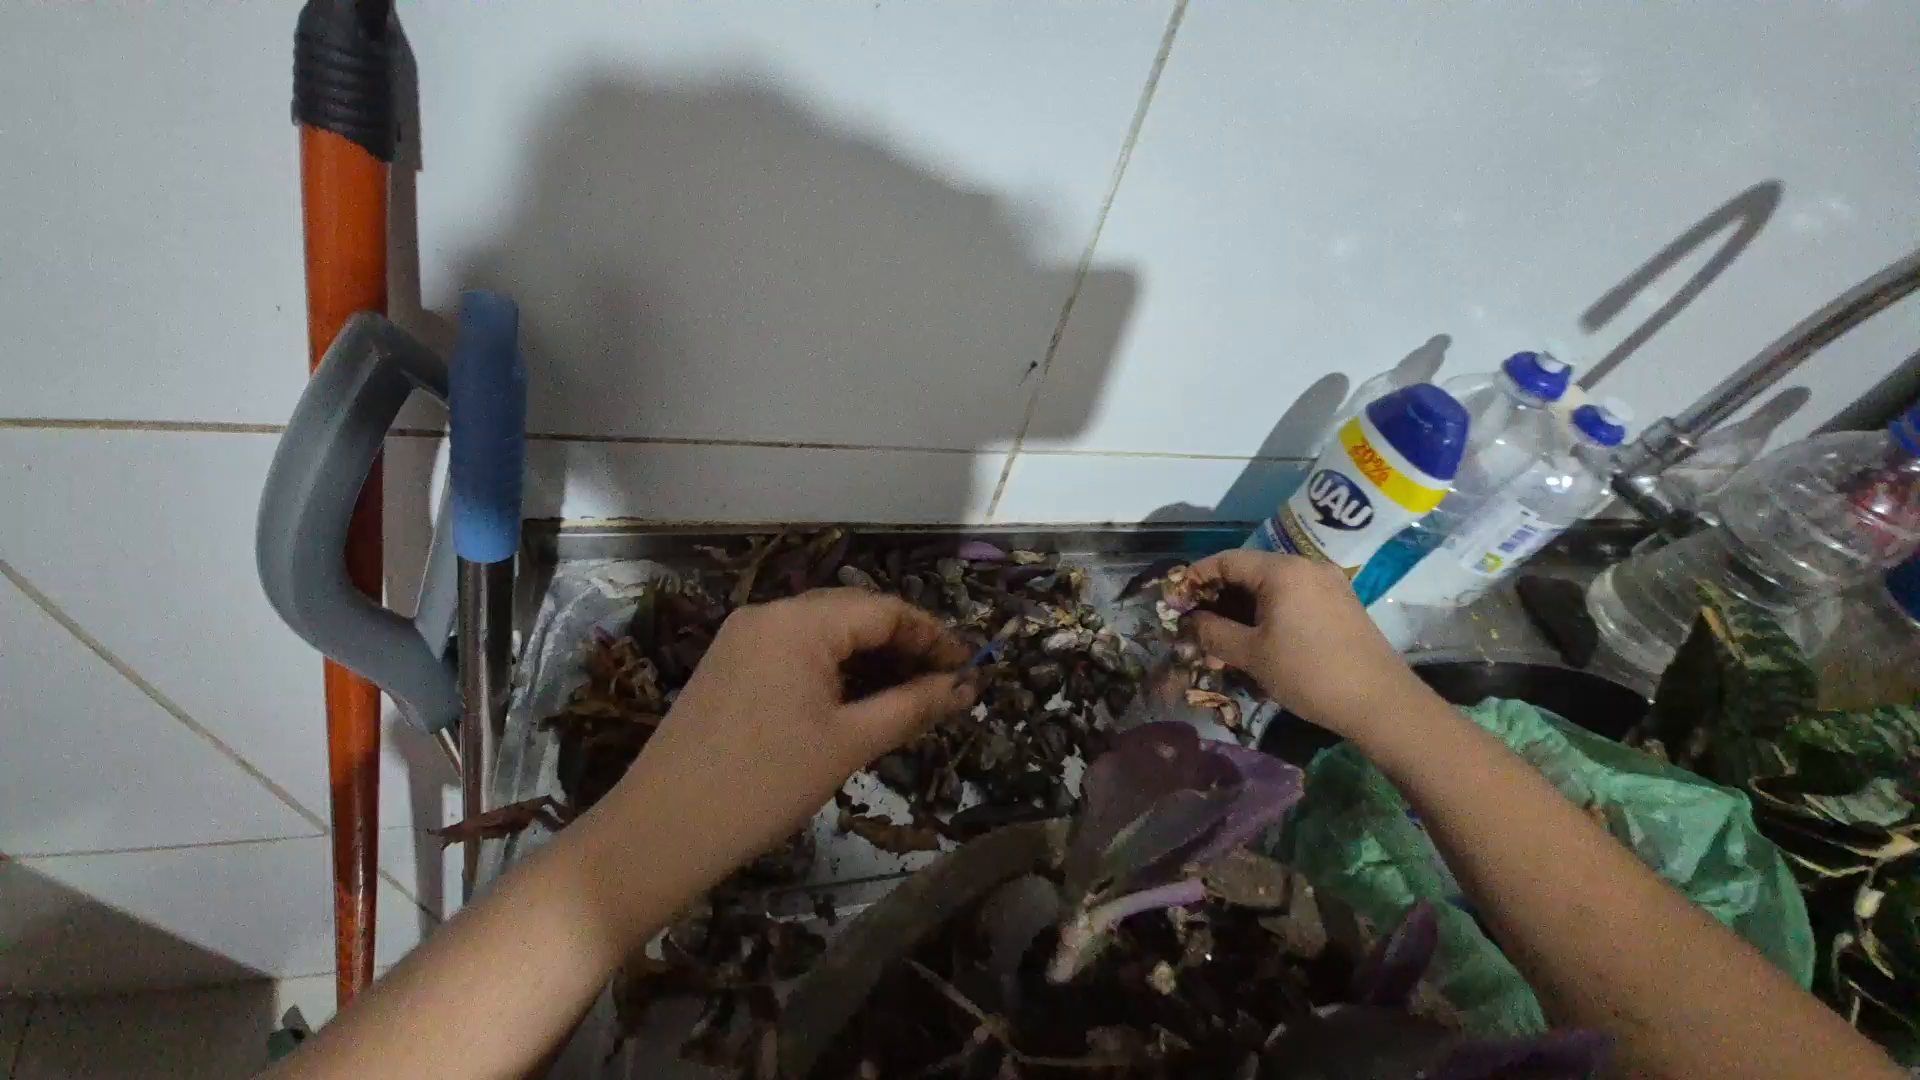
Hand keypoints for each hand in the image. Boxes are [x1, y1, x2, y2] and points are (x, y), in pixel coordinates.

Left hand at [603, 588, 974, 874]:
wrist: (659, 832)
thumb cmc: (764, 784)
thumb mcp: (848, 744)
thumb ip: (912, 706)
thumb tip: (968, 687)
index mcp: (799, 621)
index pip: (884, 609)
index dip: (933, 636)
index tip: (970, 667)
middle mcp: (769, 614)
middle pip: (854, 614)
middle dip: (903, 645)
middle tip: (944, 684)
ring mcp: (743, 638)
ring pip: (825, 633)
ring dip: (870, 659)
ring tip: (908, 695)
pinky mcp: (730, 665)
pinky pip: (795, 652)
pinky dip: (833, 670)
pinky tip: (856, 700)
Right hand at [1183, 551, 1426, 737]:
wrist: (1381, 703)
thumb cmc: (1309, 672)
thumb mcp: (1251, 654)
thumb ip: (1213, 632)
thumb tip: (1189, 622)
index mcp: (1283, 570)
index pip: (1226, 561)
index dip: (1195, 579)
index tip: (1174, 602)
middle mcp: (1306, 567)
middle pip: (1248, 573)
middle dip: (1217, 600)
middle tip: (1195, 627)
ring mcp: (1327, 585)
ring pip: (1269, 590)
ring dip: (1240, 612)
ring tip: (1221, 643)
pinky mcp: (1339, 606)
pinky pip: (1291, 601)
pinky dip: (1266, 616)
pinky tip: (1255, 643)